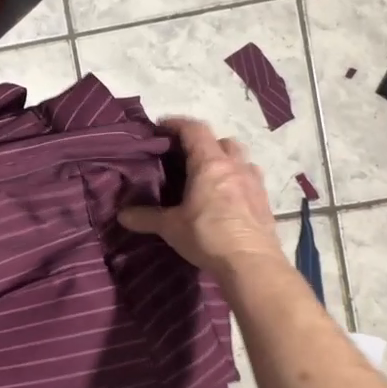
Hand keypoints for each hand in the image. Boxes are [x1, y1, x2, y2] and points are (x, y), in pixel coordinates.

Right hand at [118, 118, 282, 278]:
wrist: (251, 263)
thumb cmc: (207, 235)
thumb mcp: (169, 226)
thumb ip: (146, 217)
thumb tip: (122, 215)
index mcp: (209, 165)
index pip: (195, 130)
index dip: (177, 124)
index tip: (161, 126)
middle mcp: (235, 167)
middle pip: (222, 141)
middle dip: (204, 143)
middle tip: (185, 156)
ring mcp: (254, 183)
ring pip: (240, 159)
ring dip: (224, 161)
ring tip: (207, 176)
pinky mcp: (264, 201)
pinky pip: (249, 179)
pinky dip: (235, 180)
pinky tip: (224, 198)